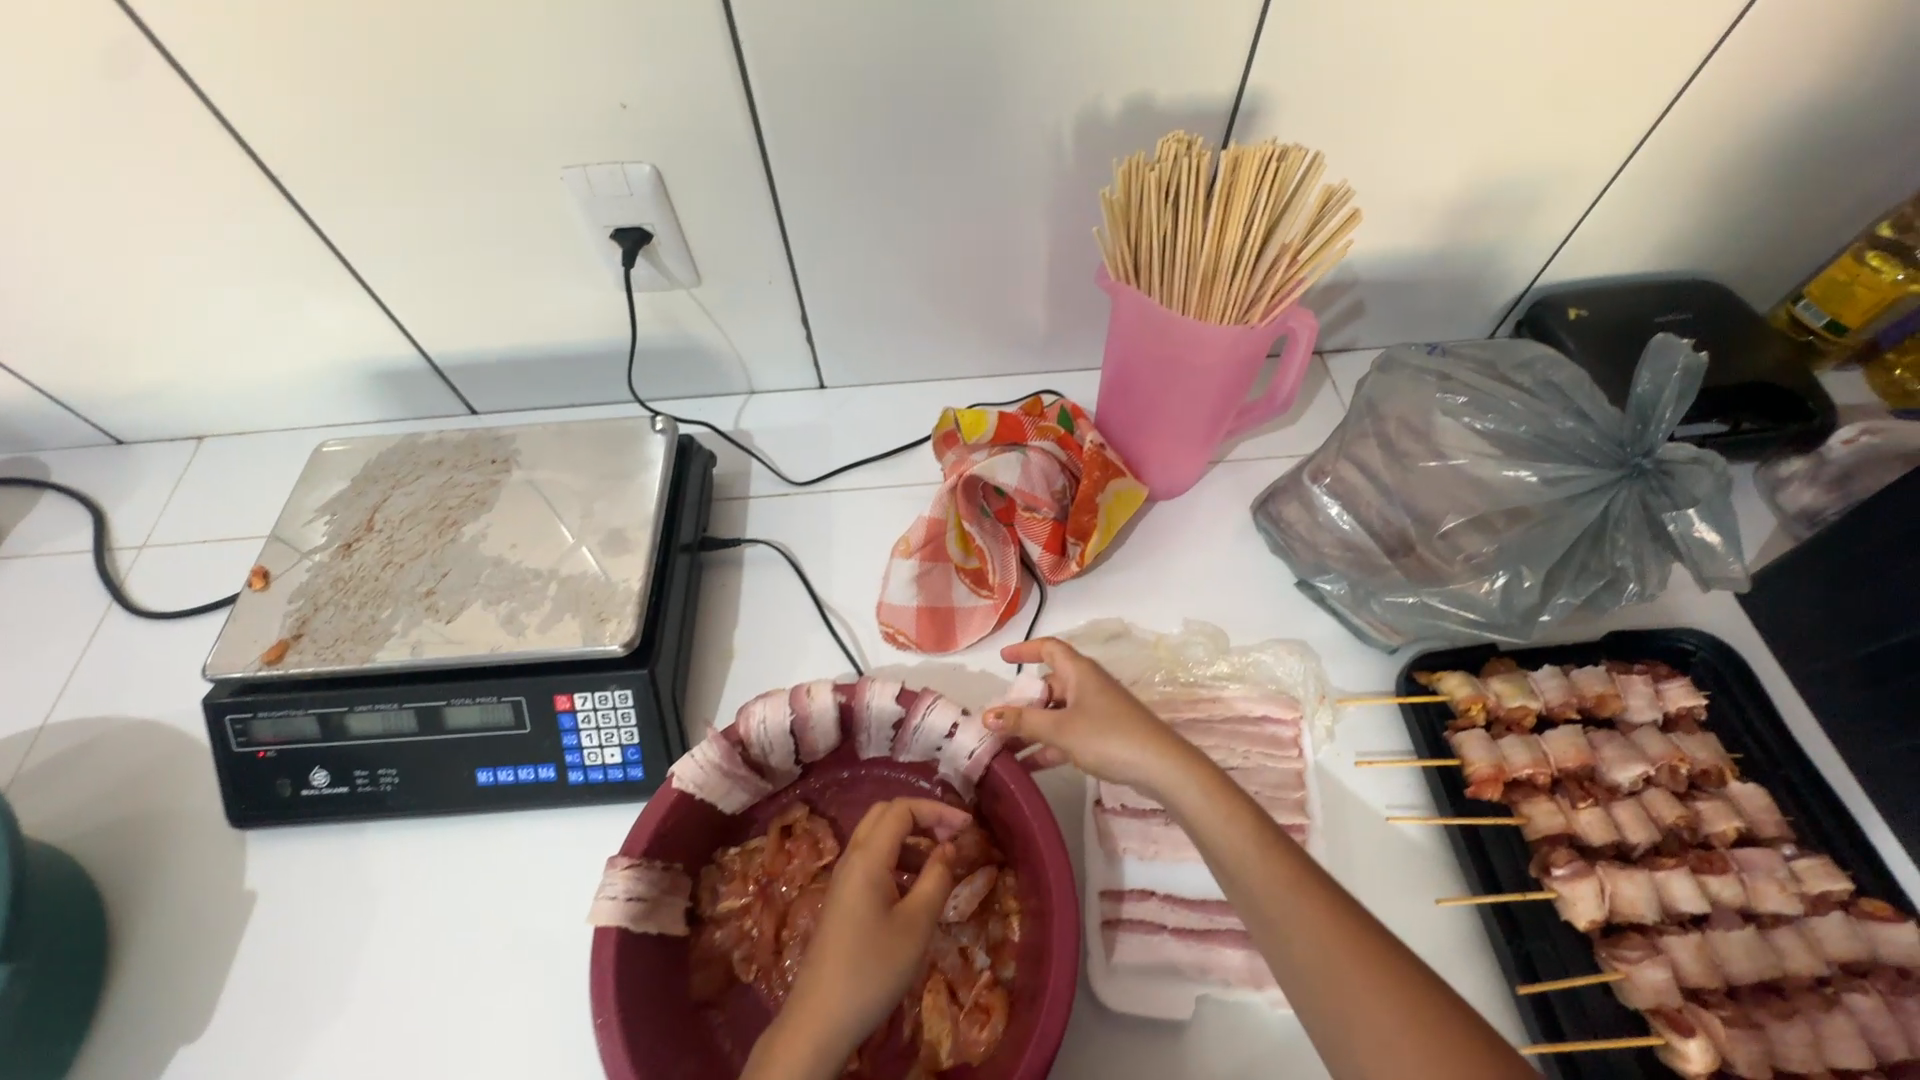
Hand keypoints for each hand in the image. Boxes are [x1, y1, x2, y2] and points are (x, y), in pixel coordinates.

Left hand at [751, 798, 969, 1078]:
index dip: (937, 810)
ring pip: (877, 838)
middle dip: (922, 817)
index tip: (969, 827)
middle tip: (953, 837)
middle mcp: (851, 858)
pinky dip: (897, 860)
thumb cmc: (874, 968)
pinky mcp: (842, 899)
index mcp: (867, 857)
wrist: (821, 1017)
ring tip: (941, 864)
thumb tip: (948, 848)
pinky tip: (916, 887)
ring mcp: (843, 879)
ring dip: (910, 840)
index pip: (902, 809)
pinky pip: (871, 862)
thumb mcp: (917, 924)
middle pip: (885, 815)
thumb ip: (937, 878)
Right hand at [987, 638, 1198, 793]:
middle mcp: (1086, 686)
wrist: (1160, 767)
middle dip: (1021, 703)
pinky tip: (1026, 768)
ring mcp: (1096, 711)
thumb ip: (1022, 722)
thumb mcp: (1060, 729)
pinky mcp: (1102, 735)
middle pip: (1048, 686)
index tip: (1002, 659)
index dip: (1025, 649)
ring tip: (1002, 749)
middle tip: (995, 721)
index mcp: (1079, 672)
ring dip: (1031, 729)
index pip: (1049, 648)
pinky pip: (1066, 734)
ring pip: (1055, 714)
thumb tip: (987, 715)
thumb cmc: (1108, 736)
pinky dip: (1048, 747)